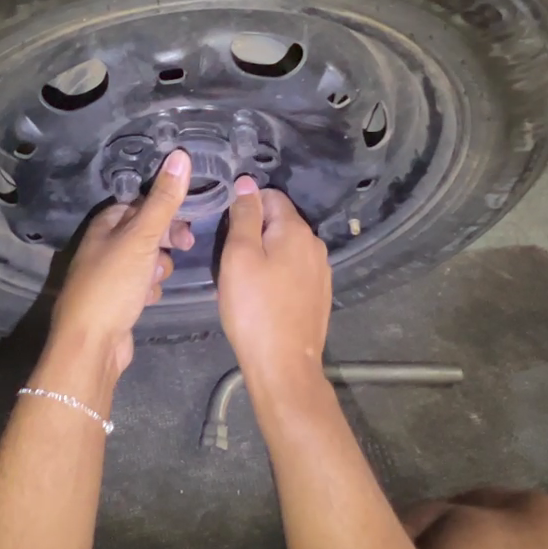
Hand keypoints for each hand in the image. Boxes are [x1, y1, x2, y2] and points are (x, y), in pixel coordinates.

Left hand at [49, 149, 192, 376]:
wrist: (92, 344)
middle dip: (165, 240)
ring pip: (147, 260)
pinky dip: (149, 290)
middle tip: (184, 247)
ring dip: (158, 268)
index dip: (164, 207)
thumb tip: (180, 155)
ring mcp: (109, 275)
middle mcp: (103, 246)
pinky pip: (142, 285)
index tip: (188, 218)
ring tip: (155, 279)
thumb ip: (163, 200)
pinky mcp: (116, 300)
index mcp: (104, 225)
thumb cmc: (113, 285)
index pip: (139, 203)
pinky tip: (147, 300)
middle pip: (145, 231)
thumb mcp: (141, 238)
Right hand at [218, 176, 331, 388]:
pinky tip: (263, 295)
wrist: (283, 366)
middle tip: (230, 256)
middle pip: (279, 221)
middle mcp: (315, 244)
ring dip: (265, 253)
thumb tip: (246, 183)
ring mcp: (321, 271)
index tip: (226, 227)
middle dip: (254, 231)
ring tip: (244, 278)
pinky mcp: (319, 294)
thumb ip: (244, 215)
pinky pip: (294, 269)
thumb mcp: (239, 255)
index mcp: (296, 230)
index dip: (245, 205)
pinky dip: (277, 273)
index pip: (270, 195)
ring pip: (286, 247)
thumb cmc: (255, 308)